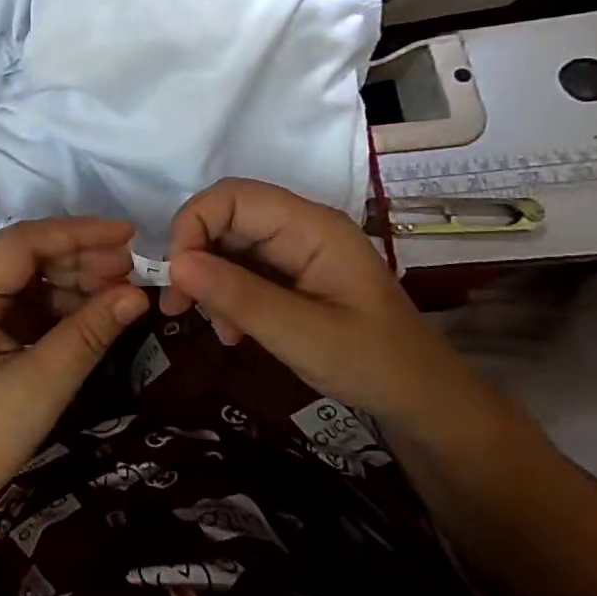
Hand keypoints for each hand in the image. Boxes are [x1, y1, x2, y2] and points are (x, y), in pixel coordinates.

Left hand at [0, 218, 148, 525]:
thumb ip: (89, 333)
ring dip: (76, 277)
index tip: (128, 235)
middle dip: (80, 255)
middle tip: (131, 265)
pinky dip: (65, 300)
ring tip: (122, 286)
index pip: (21, 244)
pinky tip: (98, 307)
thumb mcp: (42, 384)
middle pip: (26, 253)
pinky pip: (30, 298)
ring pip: (31, 273)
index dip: (77, 234)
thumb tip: (139, 293)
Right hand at [159, 178, 478, 420]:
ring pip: (228, 246)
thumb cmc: (374, 364)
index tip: (175, 275)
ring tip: (211, 328)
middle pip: (227, 218)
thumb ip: (240, 297)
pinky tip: (231, 333)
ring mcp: (295, 252)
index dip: (194, 223)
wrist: (420, 399)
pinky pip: (241, 272)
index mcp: (313, 228)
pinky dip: (224, 298)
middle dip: (193, 256)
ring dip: (207, 282)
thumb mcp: (303, 335)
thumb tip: (176, 265)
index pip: (234, 197)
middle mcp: (300, 229)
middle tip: (176, 306)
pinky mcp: (289, 276)